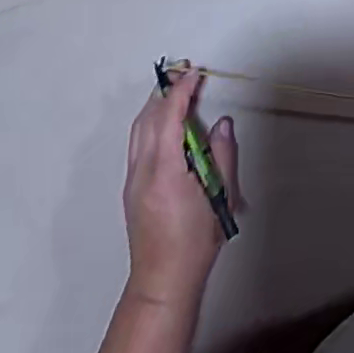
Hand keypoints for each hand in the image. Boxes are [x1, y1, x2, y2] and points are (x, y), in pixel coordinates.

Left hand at [122, 68, 240, 303]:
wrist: (162, 281)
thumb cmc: (195, 244)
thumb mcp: (220, 199)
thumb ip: (223, 156)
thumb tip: (223, 124)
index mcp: (165, 170)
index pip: (170, 116)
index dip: (182, 89)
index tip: (194, 72)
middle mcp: (142, 168)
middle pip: (149, 116)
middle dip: (166, 89)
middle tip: (185, 71)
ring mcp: (132, 177)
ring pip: (139, 127)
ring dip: (155, 104)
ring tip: (175, 90)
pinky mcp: (130, 186)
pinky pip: (137, 141)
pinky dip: (150, 121)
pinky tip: (164, 122)